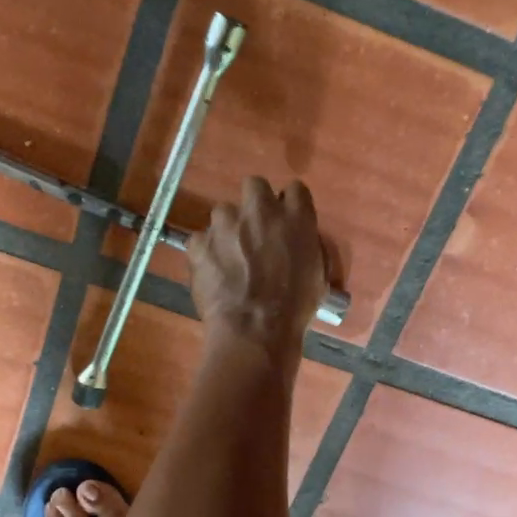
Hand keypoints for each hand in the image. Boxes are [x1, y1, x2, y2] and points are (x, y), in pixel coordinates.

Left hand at [189, 176, 328, 359]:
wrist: (254, 331)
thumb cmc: (295, 308)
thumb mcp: (317, 274)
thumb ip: (306, 245)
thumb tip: (297, 240)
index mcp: (296, 217)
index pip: (295, 190)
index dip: (288, 205)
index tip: (284, 221)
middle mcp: (260, 210)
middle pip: (254, 185)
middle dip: (254, 203)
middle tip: (254, 231)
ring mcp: (225, 224)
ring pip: (223, 212)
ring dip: (227, 229)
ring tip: (229, 257)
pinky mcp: (199, 242)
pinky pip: (201, 240)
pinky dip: (205, 253)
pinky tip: (212, 273)